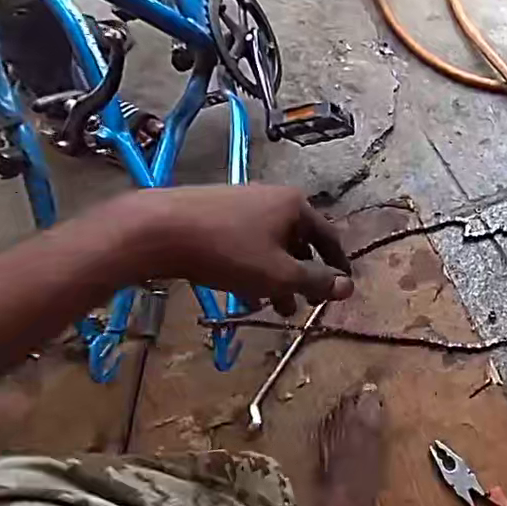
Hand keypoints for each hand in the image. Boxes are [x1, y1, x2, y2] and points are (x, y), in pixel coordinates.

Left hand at [107, 185, 353, 314]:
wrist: (157, 229)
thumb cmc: (227, 251)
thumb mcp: (279, 274)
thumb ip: (316, 281)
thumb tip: (348, 287)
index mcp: (295, 206)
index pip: (329, 238)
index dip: (337, 267)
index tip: (341, 289)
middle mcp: (272, 198)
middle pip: (298, 242)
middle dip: (302, 277)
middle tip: (303, 305)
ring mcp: (242, 203)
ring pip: (270, 246)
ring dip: (276, 277)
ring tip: (272, 307)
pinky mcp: (215, 213)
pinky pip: (245, 243)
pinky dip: (252, 267)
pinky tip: (242, 294)